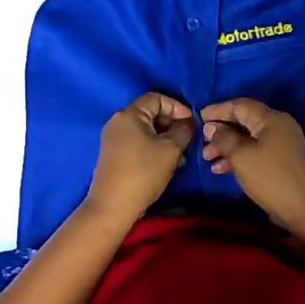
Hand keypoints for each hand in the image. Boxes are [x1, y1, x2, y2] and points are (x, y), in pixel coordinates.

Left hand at [85, 92, 194, 221]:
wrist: (113, 205)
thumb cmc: (143, 172)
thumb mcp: (171, 149)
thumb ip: (183, 131)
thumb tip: (187, 123)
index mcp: (129, 114)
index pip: (156, 98)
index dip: (177, 107)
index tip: (191, 123)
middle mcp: (118, 122)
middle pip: (150, 113)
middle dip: (172, 124)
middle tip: (188, 140)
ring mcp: (113, 138)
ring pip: (146, 130)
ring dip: (165, 139)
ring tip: (181, 156)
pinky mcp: (114, 154)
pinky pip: (138, 143)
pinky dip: (154, 148)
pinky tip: (167, 163)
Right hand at [201, 98, 304, 233]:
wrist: (302, 208)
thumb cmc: (269, 177)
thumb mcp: (241, 155)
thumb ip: (223, 137)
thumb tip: (210, 127)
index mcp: (271, 119)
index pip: (240, 105)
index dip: (217, 110)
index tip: (198, 117)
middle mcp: (277, 126)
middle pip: (243, 121)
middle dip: (220, 131)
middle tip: (201, 142)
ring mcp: (280, 144)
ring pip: (246, 138)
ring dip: (225, 146)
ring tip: (207, 158)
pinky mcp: (278, 160)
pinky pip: (253, 151)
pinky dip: (237, 157)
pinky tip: (220, 169)